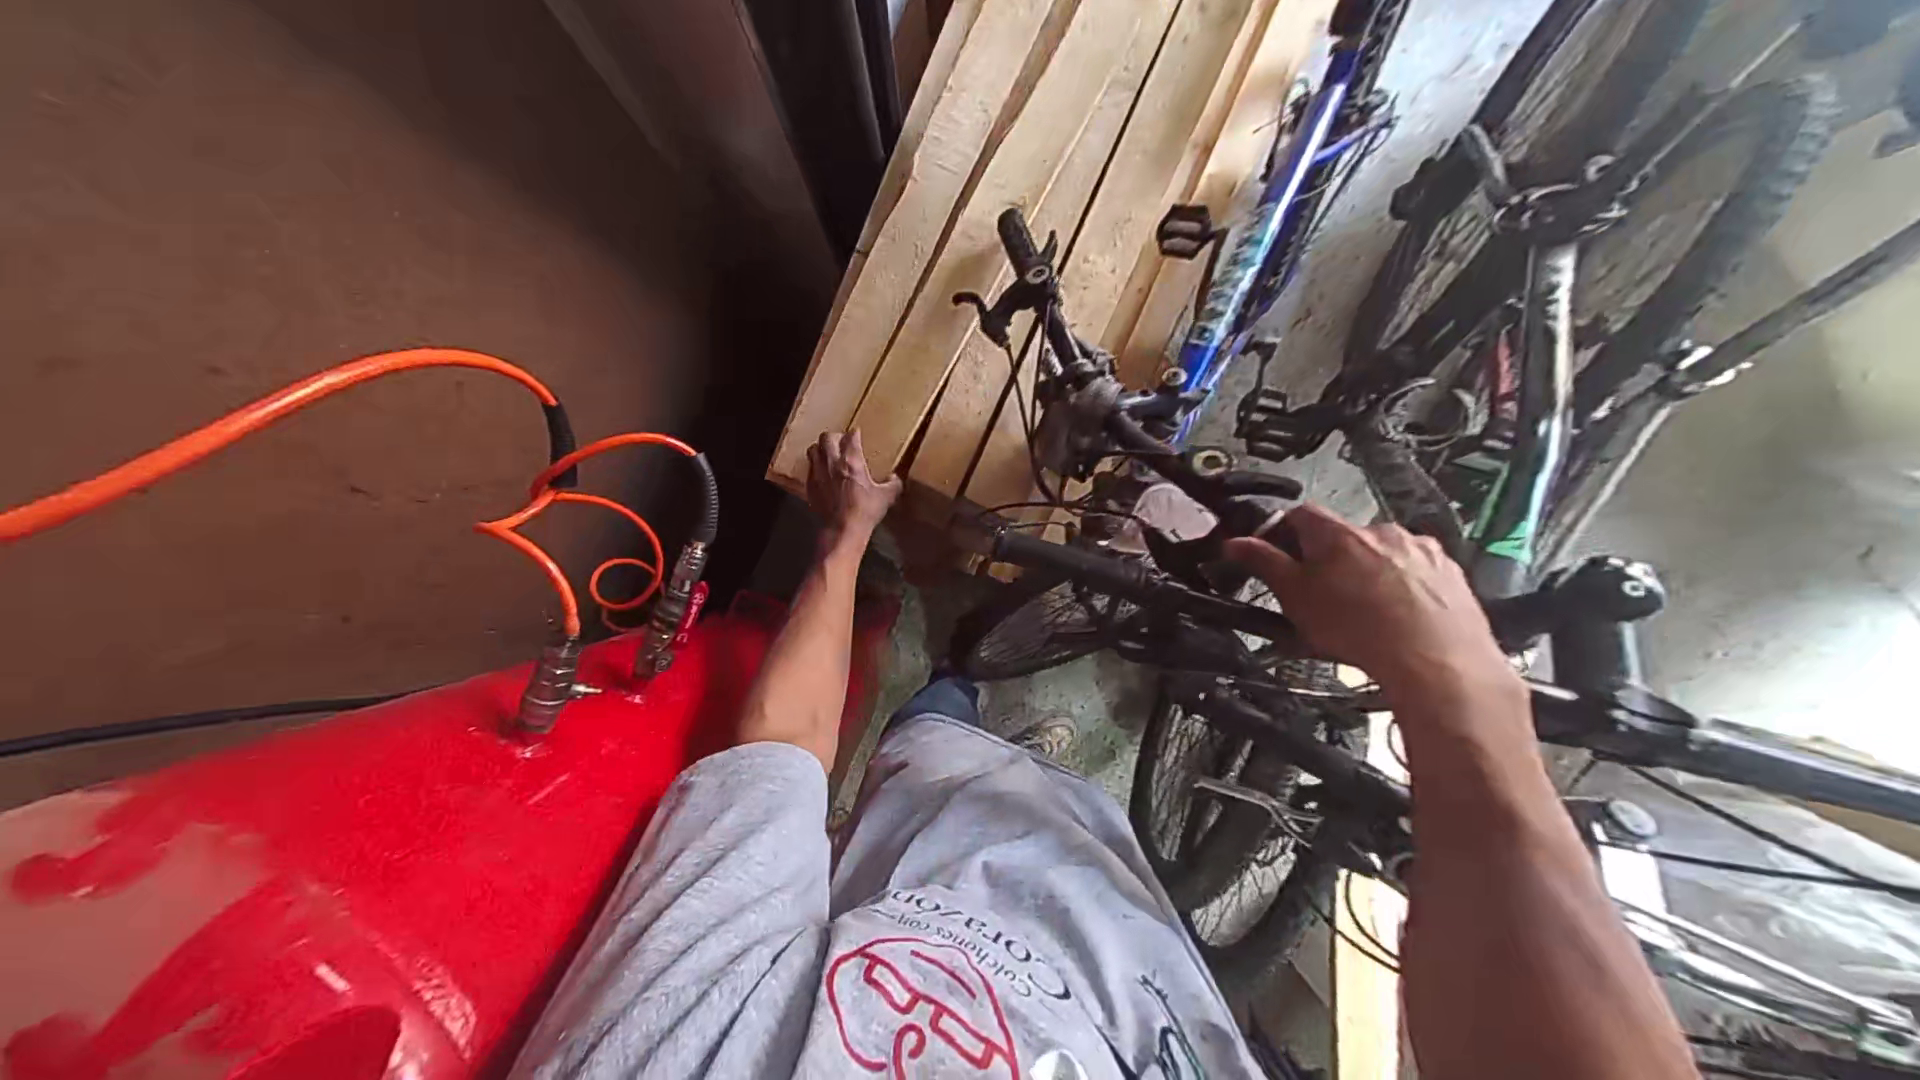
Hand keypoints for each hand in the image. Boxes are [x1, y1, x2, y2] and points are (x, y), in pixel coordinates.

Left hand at [806, 430, 901, 554]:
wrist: (842, 531)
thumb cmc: (864, 512)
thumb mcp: (886, 498)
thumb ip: (893, 484)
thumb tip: (895, 478)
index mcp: (852, 461)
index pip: (851, 436)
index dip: (855, 433)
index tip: (857, 434)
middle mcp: (832, 462)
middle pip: (827, 437)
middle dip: (834, 436)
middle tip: (841, 442)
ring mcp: (818, 473)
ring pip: (813, 449)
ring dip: (820, 448)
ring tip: (828, 453)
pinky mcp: (810, 485)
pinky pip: (809, 467)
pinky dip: (815, 465)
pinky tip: (822, 473)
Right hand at [1226, 504, 1520, 711]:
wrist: (1436, 663)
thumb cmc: (1359, 630)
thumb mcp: (1294, 598)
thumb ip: (1263, 563)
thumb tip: (1236, 541)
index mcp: (1337, 533)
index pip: (1299, 513)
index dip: (1284, 532)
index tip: (1278, 556)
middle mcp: (1380, 531)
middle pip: (1342, 535)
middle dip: (1328, 557)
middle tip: (1320, 594)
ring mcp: (1419, 549)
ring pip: (1380, 552)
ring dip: (1367, 570)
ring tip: (1362, 611)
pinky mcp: (1450, 572)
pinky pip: (1414, 569)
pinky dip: (1402, 584)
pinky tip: (1397, 615)